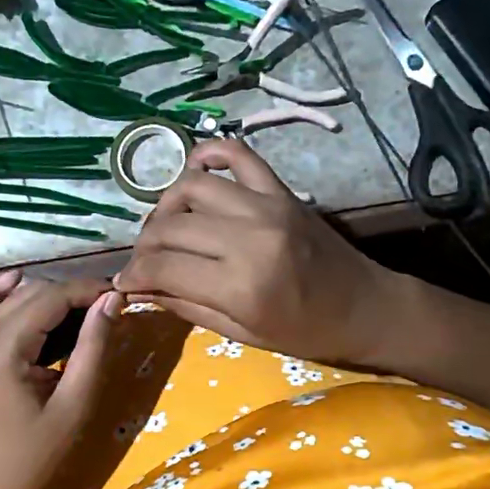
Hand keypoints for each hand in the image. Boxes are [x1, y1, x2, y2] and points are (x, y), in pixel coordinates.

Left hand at [0, 272, 119, 488]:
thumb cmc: (40, 450)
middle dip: (72, 292)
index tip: (121, 293)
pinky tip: (22, 283)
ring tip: (85, 309)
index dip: (88, 290)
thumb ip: (93, 344)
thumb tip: (113, 298)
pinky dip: (3, 292)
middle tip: (109, 304)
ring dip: (49, 295)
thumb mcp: (76, 399)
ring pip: (14, 296)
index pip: (51, 297)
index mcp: (2, 348)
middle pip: (33, 292)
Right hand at [114, 139, 405, 364]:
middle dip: (144, 246)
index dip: (133, 275)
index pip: (162, 268)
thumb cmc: (305, 332)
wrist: (364, 307)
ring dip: (167, 206)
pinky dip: (209, 154)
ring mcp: (266, 207)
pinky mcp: (281, 190)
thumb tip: (141, 288)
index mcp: (239, 286)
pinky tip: (195, 171)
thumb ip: (188, 307)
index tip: (125, 282)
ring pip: (192, 187)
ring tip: (168, 228)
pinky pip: (238, 154)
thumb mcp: (243, 333)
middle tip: (144, 261)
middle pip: (170, 227)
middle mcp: (247, 239)